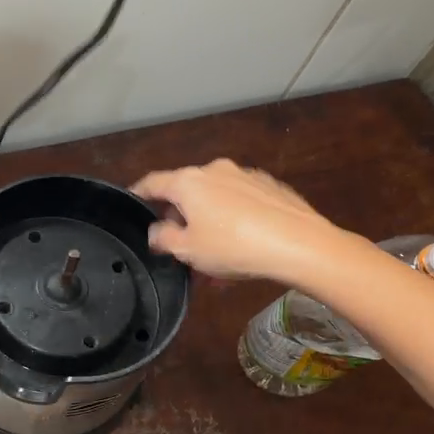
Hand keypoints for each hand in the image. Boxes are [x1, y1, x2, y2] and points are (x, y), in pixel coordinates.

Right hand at [131, 160, 359, 284]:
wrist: (302, 246)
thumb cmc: (233, 247)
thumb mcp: (187, 250)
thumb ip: (163, 237)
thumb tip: (158, 230)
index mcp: (188, 182)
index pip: (152, 183)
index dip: (138, 194)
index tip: (131, 204)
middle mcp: (215, 171)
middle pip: (186, 194)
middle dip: (180, 220)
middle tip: (179, 248)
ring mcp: (247, 177)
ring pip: (216, 203)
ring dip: (209, 226)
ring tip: (213, 262)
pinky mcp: (272, 189)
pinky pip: (241, 206)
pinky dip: (234, 224)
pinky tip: (241, 251)